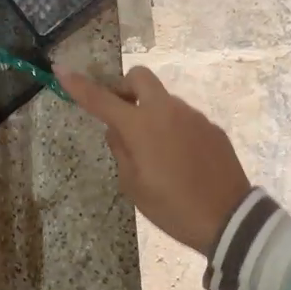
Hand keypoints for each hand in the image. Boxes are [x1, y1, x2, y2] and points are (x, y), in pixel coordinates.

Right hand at [60, 66, 251, 257]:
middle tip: (120, 115)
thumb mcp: (133, 186)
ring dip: (151, 114)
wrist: (229, 219)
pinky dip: (173, 130)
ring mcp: (192, 115)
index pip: (101, 98)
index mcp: (140, 125)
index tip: (60, 70)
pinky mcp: (211, 127)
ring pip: (163, 100)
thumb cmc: (173, 207)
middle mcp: (166, 110)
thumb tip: (117, 130)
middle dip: (124, 88)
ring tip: (156, 153)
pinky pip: (183, 118)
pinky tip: (181, 160)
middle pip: (139, 77)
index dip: (78, 84)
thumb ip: (120, 150)